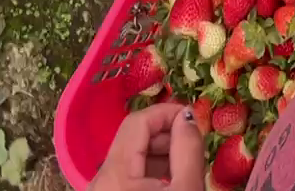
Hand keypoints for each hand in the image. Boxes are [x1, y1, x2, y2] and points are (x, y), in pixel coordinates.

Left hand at [89, 103, 205, 190]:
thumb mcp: (186, 188)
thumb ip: (188, 148)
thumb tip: (187, 115)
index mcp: (115, 172)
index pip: (138, 120)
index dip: (168, 112)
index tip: (194, 119)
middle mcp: (100, 179)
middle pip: (134, 138)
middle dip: (167, 134)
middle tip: (193, 144)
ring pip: (132, 158)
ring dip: (161, 154)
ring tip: (185, 166)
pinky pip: (128, 177)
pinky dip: (150, 171)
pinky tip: (170, 183)